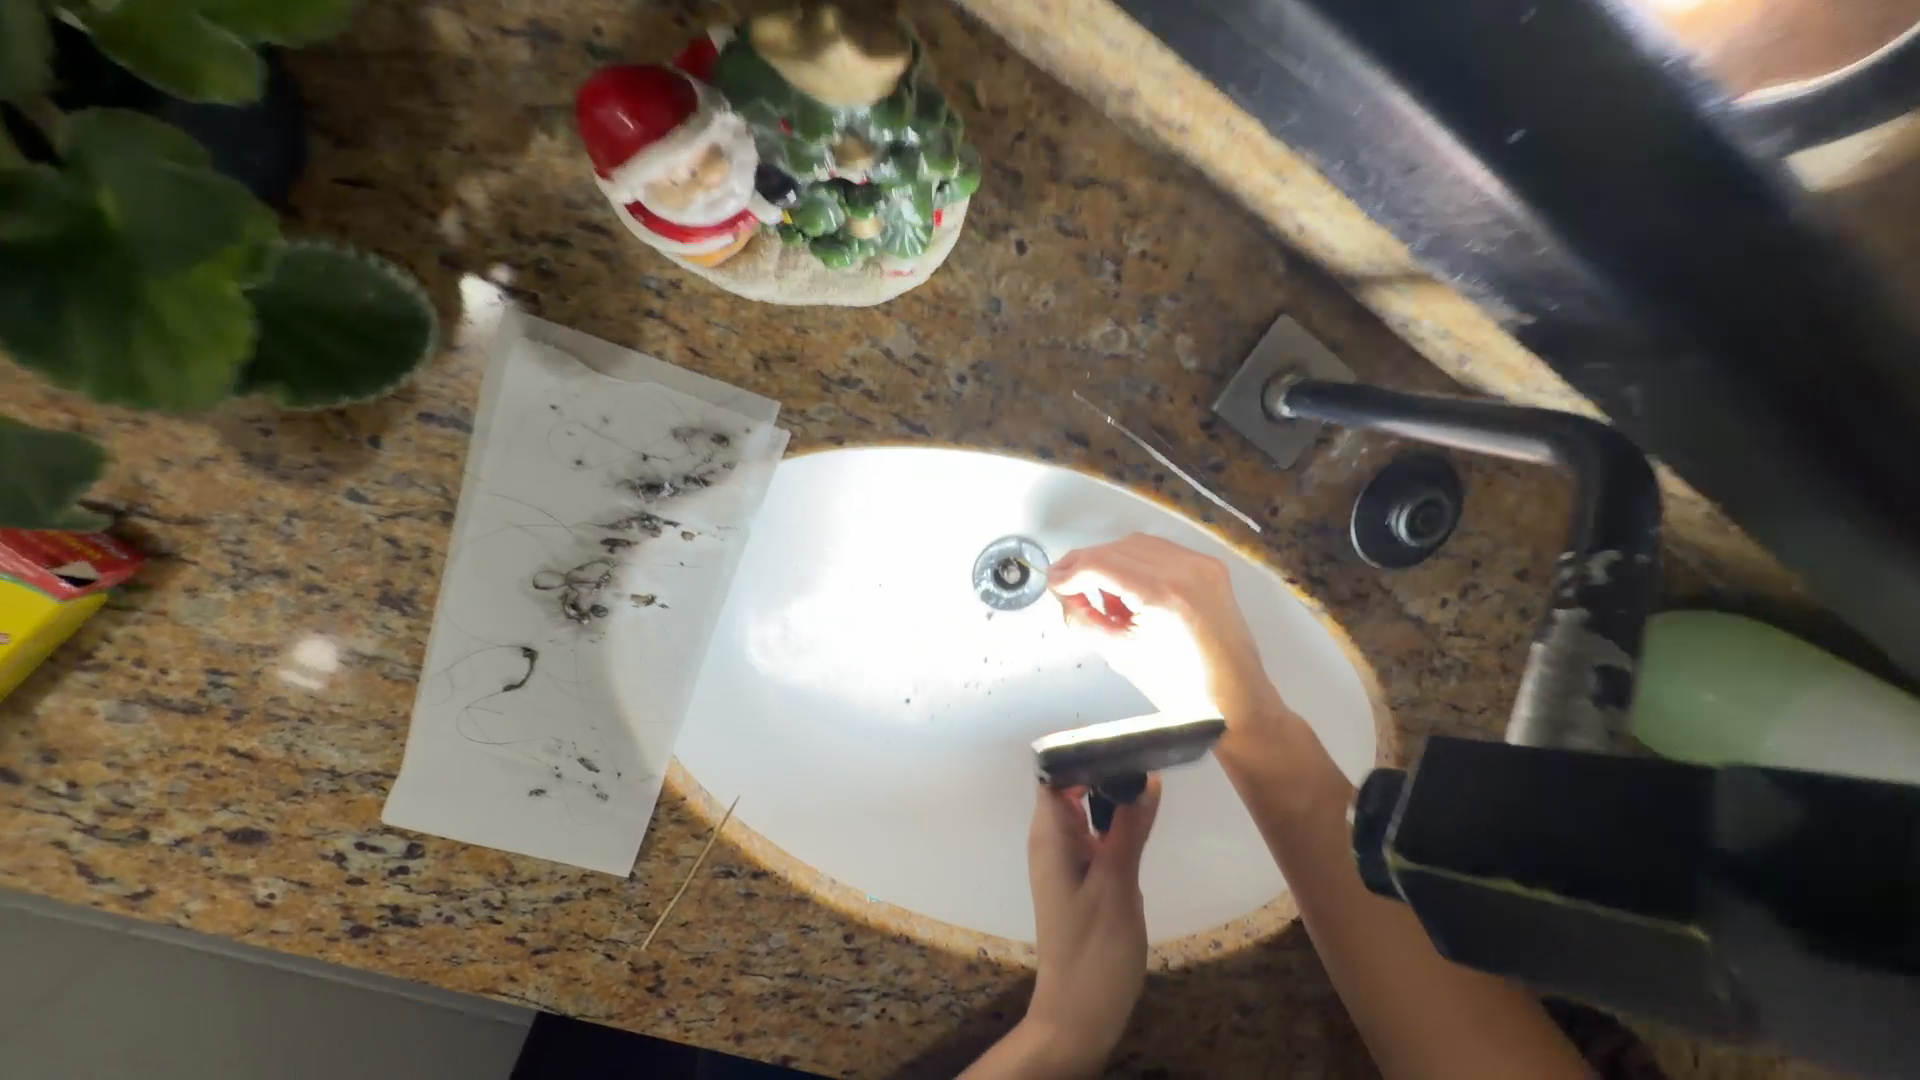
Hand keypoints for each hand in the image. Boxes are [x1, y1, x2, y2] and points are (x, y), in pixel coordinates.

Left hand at [1023, 777, 1161, 1075]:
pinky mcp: (1081, 877)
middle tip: (1147, 753)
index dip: (1082, 751)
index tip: (1121, 738)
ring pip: (1085, 811)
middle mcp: (1051, 840)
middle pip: (1071, 787)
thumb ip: (1130, 829)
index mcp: (1049, 834)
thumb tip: (1146, 779)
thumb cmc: (1094, 949)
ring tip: (1151, 775)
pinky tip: (1142, 818)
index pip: (1054, 774)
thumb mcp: (1117, 884)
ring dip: (1112, 795)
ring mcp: (1065, 859)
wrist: (1079, 1014)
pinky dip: (1115, 822)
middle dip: (1104, 768)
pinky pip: (1094, 835)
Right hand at [1048, 533, 1282, 724]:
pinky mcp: (1210, 568)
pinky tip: (1128, 589)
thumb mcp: (1119, 653)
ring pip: (1137, 545)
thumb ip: (1084, 619)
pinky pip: (1161, 552)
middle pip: (1116, 549)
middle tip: (1065, 583)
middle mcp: (1185, 571)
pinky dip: (1137, 563)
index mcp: (1163, 595)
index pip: (1101, 565)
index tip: (1053, 581)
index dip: (1070, 571)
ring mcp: (1201, 565)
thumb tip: (1065, 594)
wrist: (1236, 698)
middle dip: (1086, 564)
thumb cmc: (1182, 687)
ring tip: (1099, 593)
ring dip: (1110, 561)